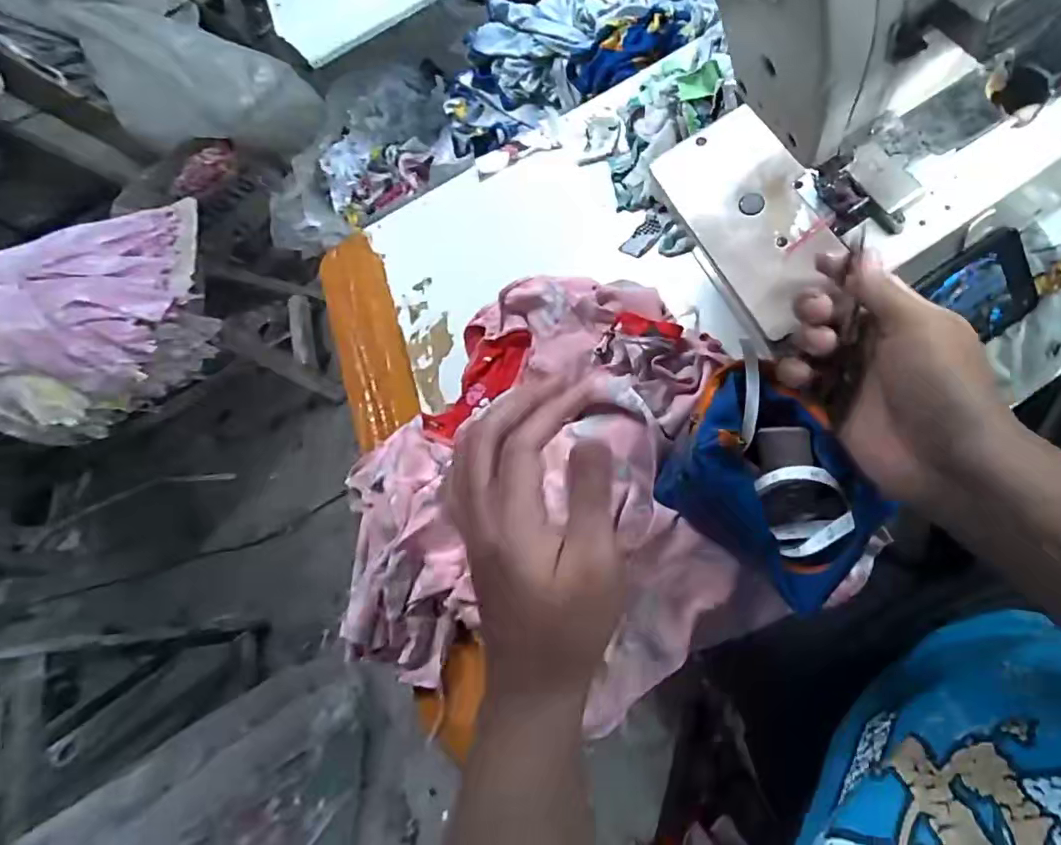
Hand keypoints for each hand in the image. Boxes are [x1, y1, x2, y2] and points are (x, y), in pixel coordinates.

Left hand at [444, 376, 624, 705]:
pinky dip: (483, 442)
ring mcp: (471, 528)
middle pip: (483, 439)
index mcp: (509, 520)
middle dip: (522, 399)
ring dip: (499, 415)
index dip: (555, 406)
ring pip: (466, 454)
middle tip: (562, 377)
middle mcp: (479, 516)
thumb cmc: (575, 623)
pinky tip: (503, 440)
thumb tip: (588, 437)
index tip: (591, 385)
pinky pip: (464, 475)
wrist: (536, 682)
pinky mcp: (474, 538)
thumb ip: (589, 496)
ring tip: (536, 395)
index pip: (522, 443)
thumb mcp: (596, 561)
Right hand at [777, 251, 1019, 511]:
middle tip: (821, 314)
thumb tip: (865, 252)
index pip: (863, 284)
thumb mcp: (918, 325)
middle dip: (816, 304)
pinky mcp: (834, 408)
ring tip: (819, 348)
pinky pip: (804, 382)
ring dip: (805, 336)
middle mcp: (873, 343)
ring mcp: (852, 376)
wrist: (950, 460)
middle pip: (829, 311)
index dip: (840, 272)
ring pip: (811, 344)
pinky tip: (799, 376)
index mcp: (899, 317)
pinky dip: (794, 373)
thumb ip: (882, 291)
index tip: (819, 263)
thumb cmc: (941, 381)